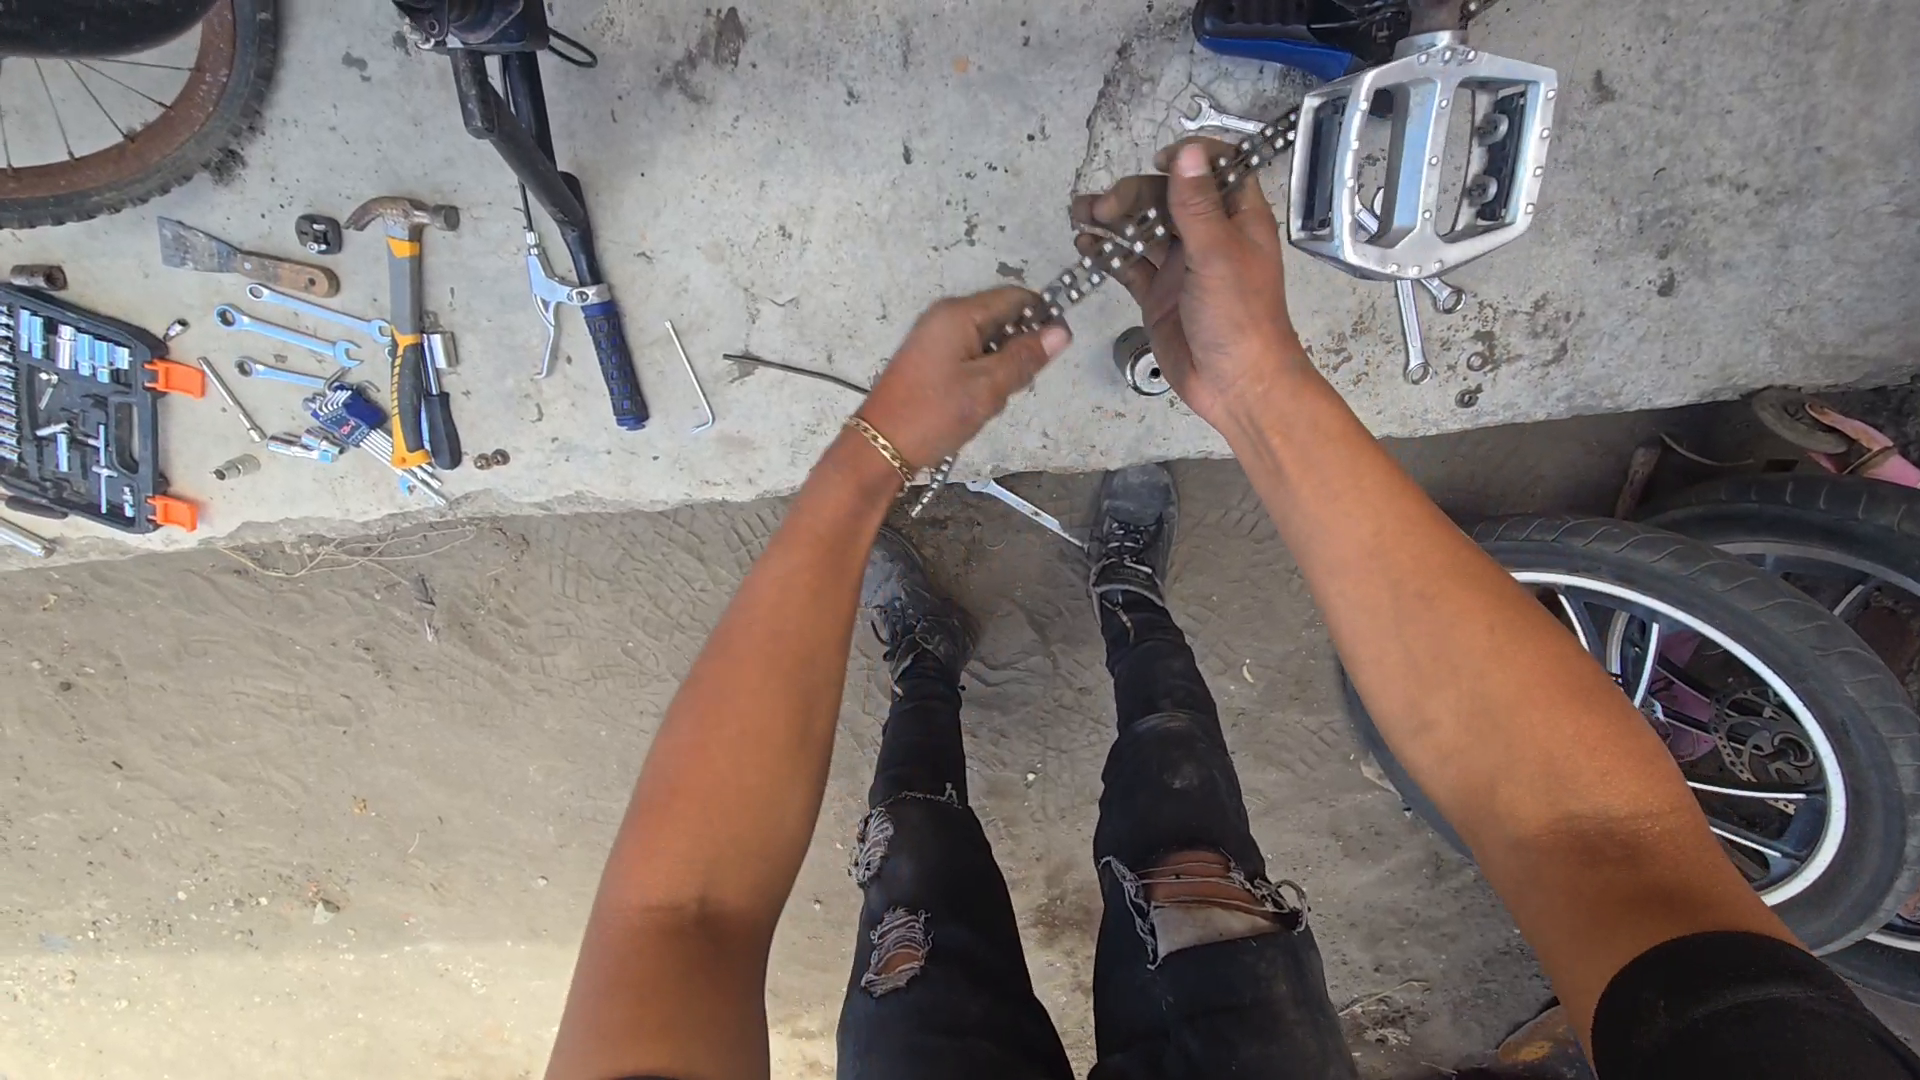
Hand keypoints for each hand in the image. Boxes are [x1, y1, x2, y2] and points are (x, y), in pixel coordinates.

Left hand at [857, 287, 1071, 469]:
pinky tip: (974, 403)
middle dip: (1017, 350)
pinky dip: (980, 376)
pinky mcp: (928, 359)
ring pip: (986, 342)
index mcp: (959, 314)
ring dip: (999, 369)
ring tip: (987, 401)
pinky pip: (968, 357)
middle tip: (1013, 387)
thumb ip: (1025, 358)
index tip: (1055, 350)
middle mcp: (944, 316)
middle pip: (1001, 318)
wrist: (881, 445)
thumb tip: (1061, 331)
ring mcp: (933, 338)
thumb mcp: (988, 388)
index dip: (1042, 316)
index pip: (1015, 296)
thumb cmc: (934, 414)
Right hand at [1072, 139, 1310, 436]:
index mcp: (1237, 219)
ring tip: (1080, 216)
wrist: (1234, 382)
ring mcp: (1179, 268)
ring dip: (1112, 222)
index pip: (1218, 169)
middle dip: (1133, 195)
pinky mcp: (1156, 296)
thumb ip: (1197, 205)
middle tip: (1104, 208)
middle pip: (1167, 199)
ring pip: (1142, 232)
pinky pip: (1129, 267)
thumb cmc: (1239, 316)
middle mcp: (1207, 237)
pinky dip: (1108, 256)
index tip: (1161, 161)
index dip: (1191, 159)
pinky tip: (1086, 247)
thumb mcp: (1218, 254)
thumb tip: (1186, 150)